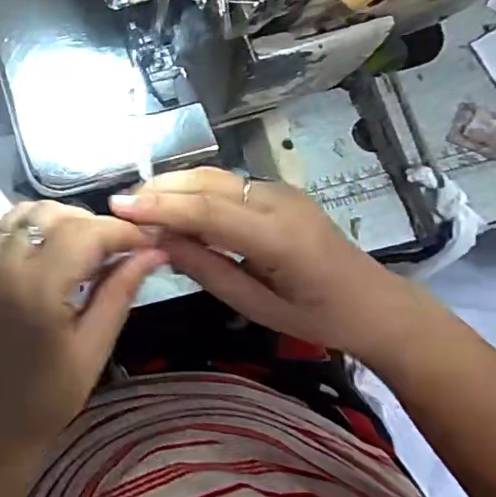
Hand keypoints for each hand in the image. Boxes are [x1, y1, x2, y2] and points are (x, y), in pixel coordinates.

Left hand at [0, 201, 166, 457]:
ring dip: (61, 219)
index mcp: (37, 287)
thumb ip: (121, 289)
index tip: (147, 243)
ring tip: (86, 248)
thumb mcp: (95, 344)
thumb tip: (154, 250)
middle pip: (55, 213)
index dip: (121, 231)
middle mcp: (5, 264)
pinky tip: (53, 249)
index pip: (86, 232)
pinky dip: (32, 225)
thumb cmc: (50, 392)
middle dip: (92, 223)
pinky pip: (5, 226)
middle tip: (117, 250)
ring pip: (27, 211)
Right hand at [109, 167, 446, 363]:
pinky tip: (173, 208)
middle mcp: (280, 202)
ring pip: (213, 177)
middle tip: (121, 207)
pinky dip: (192, 192)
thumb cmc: (319, 319)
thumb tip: (157, 240)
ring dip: (172, 187)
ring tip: (138, 205)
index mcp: (280, 238)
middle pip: (206, 182)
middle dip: (158, 189)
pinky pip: (226, 185)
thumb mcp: (257, 306)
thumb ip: (206, 269)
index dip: (158, 206)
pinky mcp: (278, 192)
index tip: (117, 207)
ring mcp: (281, 192)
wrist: (377, 305)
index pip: (207, 210)